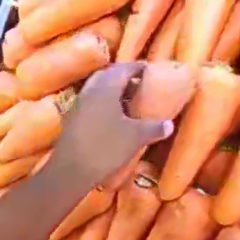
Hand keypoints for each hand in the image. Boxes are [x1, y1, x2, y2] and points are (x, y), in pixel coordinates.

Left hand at [43, 62, 173, 192]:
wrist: (71, 171)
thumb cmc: (105, 148)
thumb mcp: (135, 137)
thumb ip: (153, 128)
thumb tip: (169, 124)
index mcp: (105, 87)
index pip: (124, 68)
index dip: (139, 68)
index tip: (152, 71)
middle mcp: (89, 90)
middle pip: (108, 75)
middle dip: (125, 77)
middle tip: (141, 84)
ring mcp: (78, 104)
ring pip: (98, 89)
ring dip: (113, 91)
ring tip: (130, 101)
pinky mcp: (72, 119)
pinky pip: (91, 103)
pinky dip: (104, 104)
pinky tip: (114, 118)